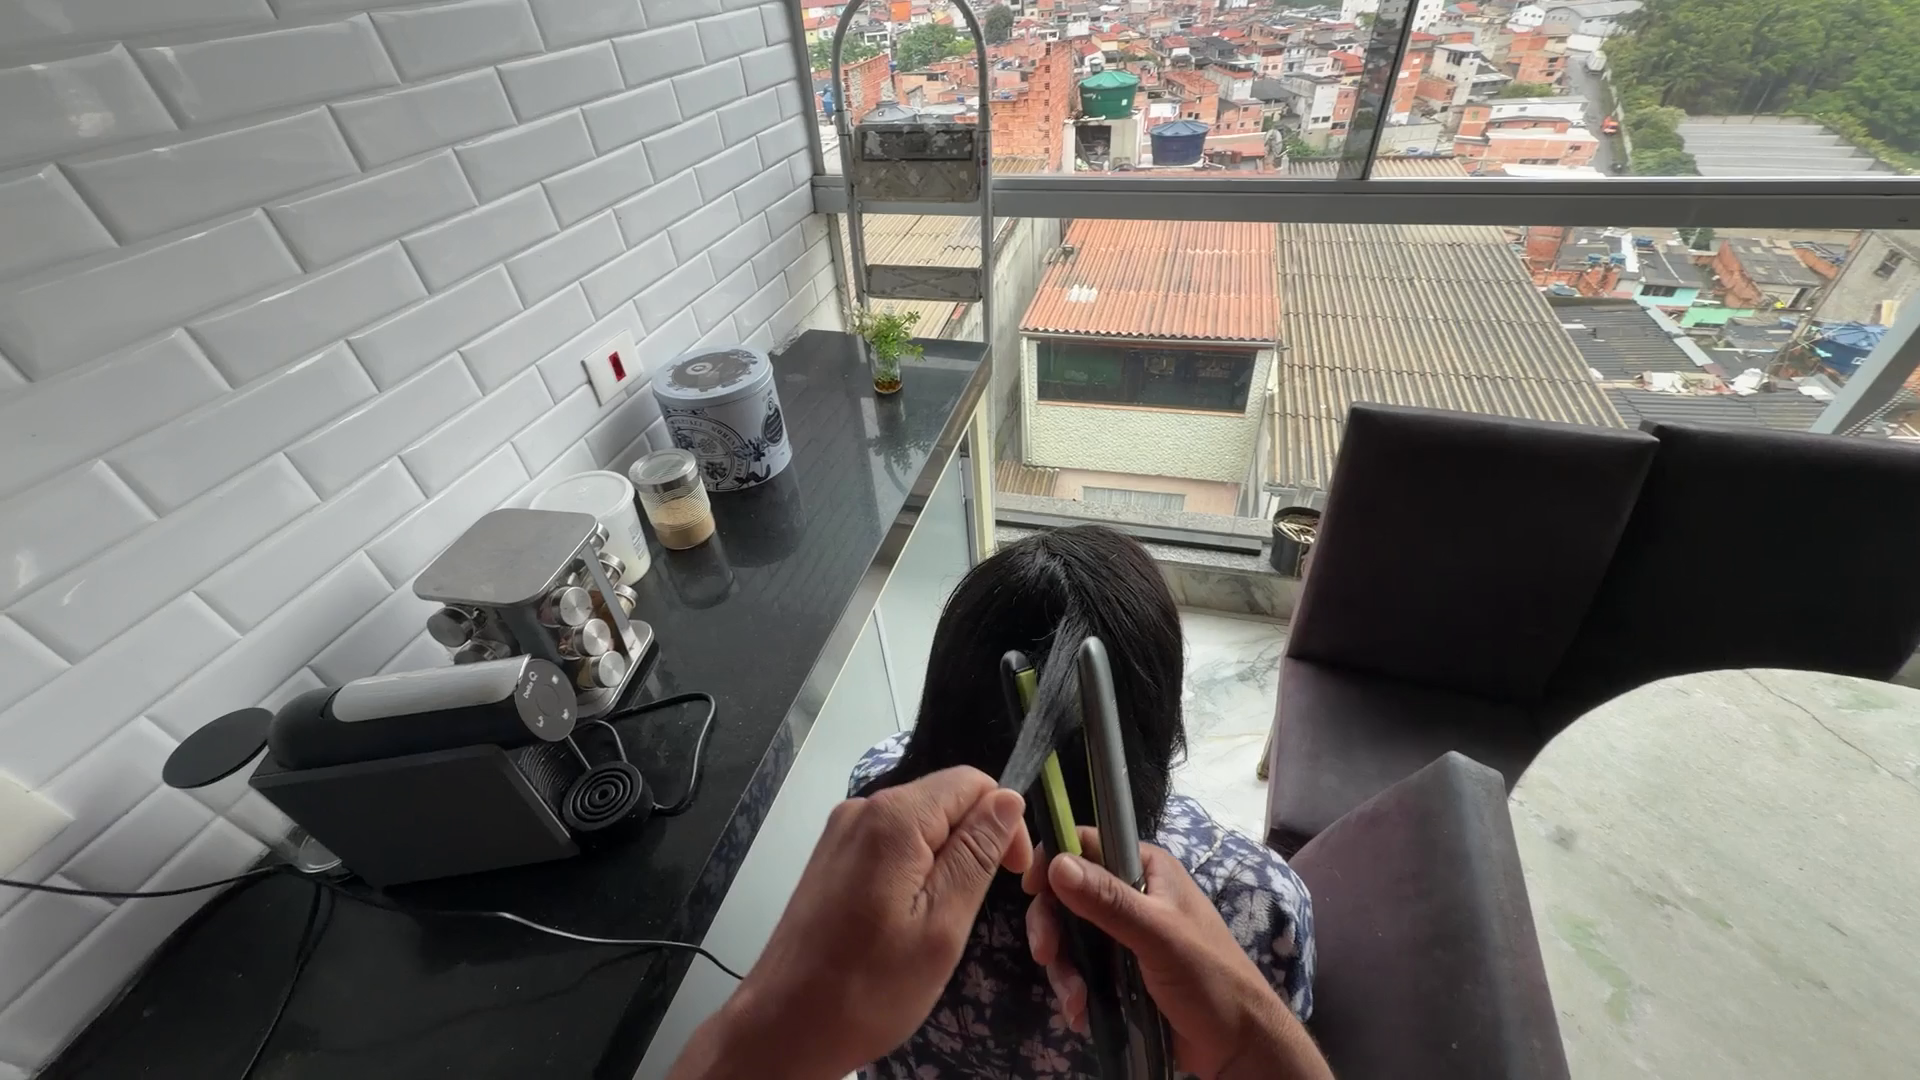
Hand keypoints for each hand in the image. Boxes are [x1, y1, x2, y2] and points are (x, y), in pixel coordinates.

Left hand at [669, 767, 1031, 1079]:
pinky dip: (913, 866)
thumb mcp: (942, 925)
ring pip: (919, 820)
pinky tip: (905, 915)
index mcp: (894, 817)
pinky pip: (891, 839)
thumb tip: (1009, 798)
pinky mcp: (832, 852)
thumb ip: (977, 853)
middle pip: (944, 797)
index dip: (1002, 820)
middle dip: (973, 839)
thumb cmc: (867, 988)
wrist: (783, 1028)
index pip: (972, 782)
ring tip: (937, 918)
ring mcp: (843, 829)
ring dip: (943, 857)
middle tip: (973, 906)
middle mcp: (864, 808)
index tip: (1010, 874)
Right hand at [1023, 829, 1330, 1079]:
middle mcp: (1130, 891)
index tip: (1031, 888)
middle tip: (1044, 955)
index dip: (1053, 859)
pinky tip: (1080, 1014)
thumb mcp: (1158, 935)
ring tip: (1073, 1002)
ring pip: (1070, 934)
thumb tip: (1056, 863)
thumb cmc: (1210, 979)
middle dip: (1052, 926)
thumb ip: (1108, 900)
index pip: (1086, 843)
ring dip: (1063, 967)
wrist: (1241, 1050)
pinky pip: (1081, 967)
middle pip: (1068, 893)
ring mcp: (1123, 931)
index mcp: (1144, 866)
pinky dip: (1074, 988)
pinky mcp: (1118, 969)